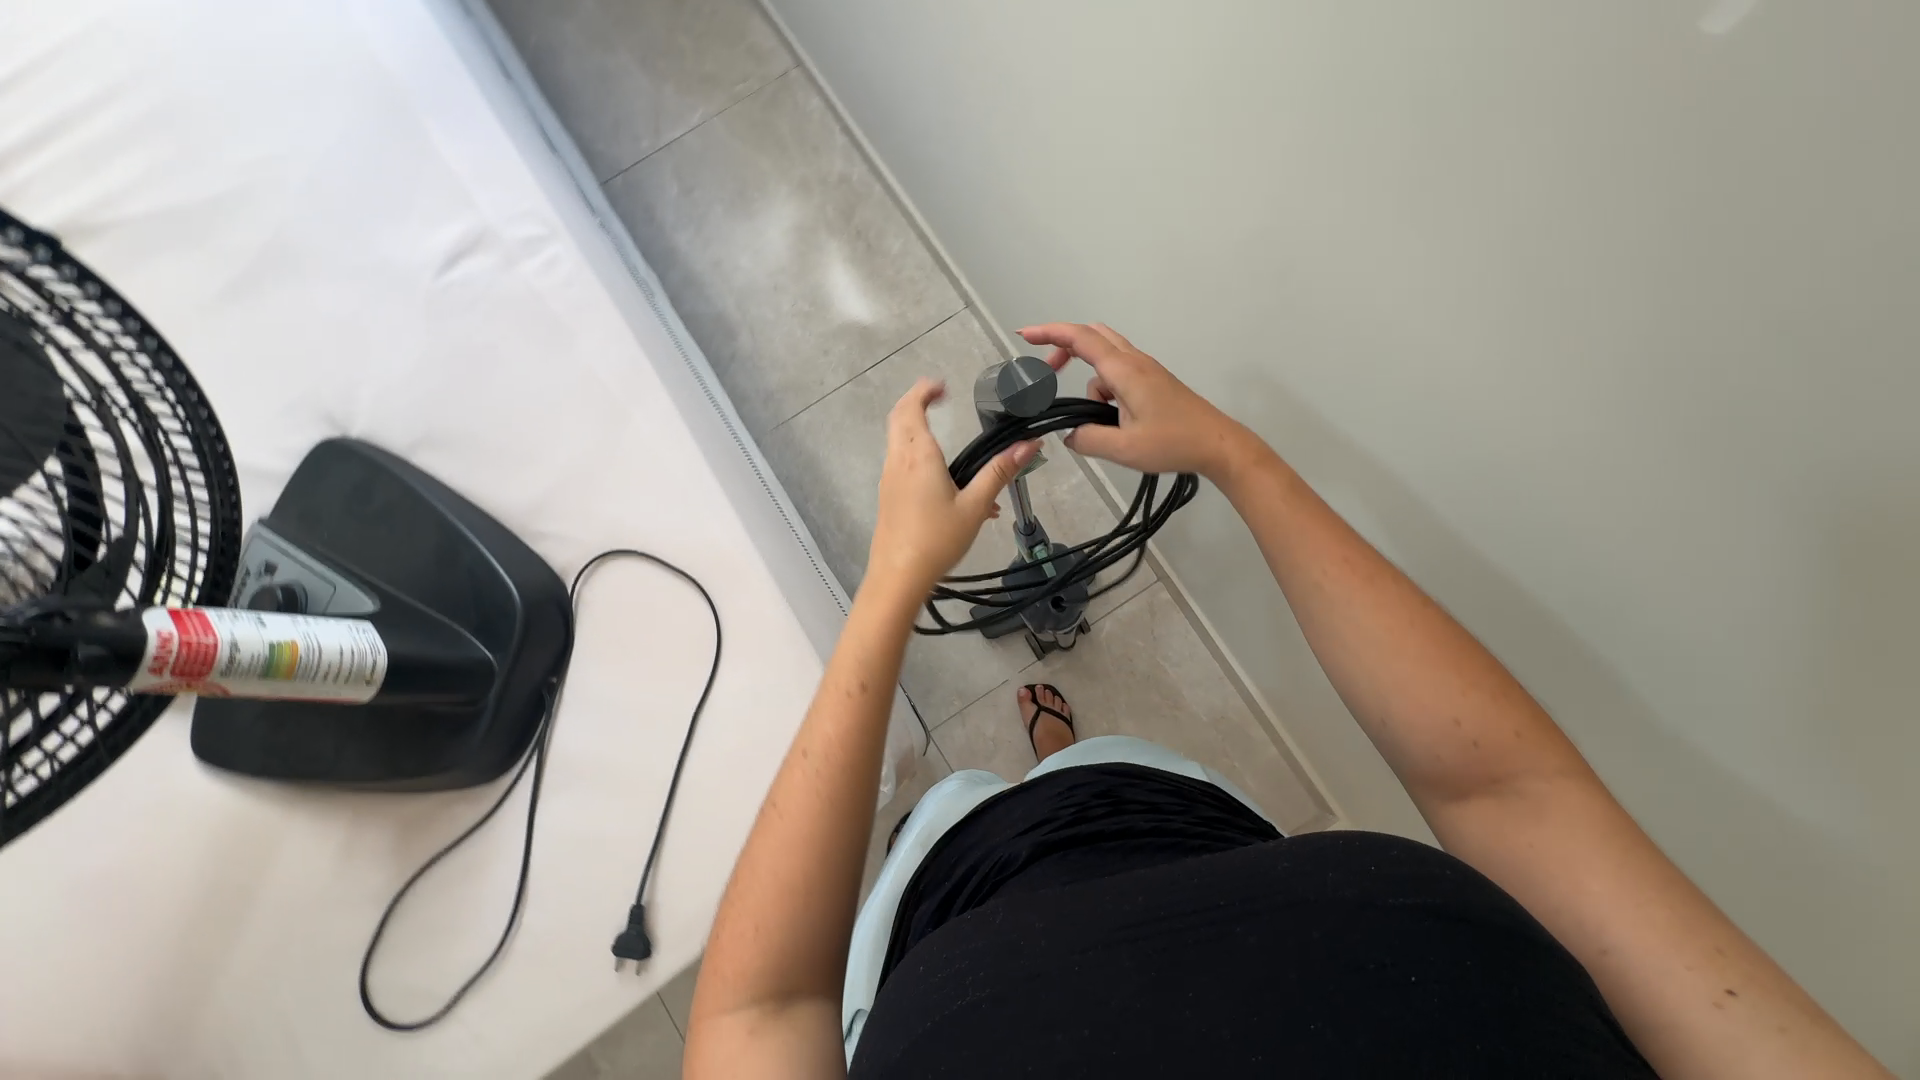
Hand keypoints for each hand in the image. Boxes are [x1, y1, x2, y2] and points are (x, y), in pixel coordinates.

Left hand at [867, 378, 1038, 596]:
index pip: (913, 407)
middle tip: (939, 398)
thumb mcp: (975, 506)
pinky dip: (917, 456)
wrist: (898, 577)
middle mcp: (898, 461)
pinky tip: (946, 485)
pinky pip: (900, 464)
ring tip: (946, 439)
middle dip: (916, 402)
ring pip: (898, 441)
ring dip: (917, 430)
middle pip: (899, 418)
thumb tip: (1031, 445)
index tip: (943, 386)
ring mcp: (889, 479)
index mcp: (919, 455)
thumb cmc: (937, 539)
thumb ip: (1000, 473)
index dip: (924, 391)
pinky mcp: (887, 497)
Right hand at [1020, 322, 1261, 481]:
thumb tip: (1070, 435)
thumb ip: (1088, 439)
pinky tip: (1111, 418)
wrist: (1218, 444)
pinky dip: (1104, 387)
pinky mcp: (1154, 382)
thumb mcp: (1123, 449)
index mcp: (1124, 371)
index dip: (1049, 333)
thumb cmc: (1173, 443)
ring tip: (1088, 414)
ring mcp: (1146, 370)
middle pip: (1092, 335)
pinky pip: (1118, 372)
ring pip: (1106, 355)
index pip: (1080, 339)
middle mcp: (1135, 362)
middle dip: (1064, 347)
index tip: (1023, 335)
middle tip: (1047, 371)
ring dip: (1088, 376)